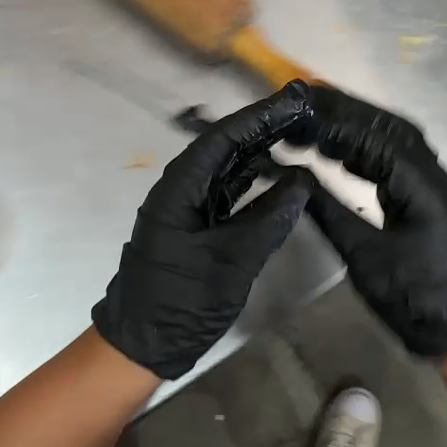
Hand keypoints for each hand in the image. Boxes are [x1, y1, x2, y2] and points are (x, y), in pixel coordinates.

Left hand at [92, 82, 316, 378]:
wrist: (144, 345)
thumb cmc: (181, 301)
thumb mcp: (231, 261)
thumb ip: (269, 219)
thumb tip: (301, 182)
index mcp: (179, 188)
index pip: (223, 138)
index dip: (259, 116)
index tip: (293, 101)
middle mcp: (182, 189)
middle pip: (226, 147)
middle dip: (263, 128)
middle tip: (303, 112)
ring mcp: (189, 209)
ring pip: (228, 169)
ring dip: (260, 151)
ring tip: (297, 134)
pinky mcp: (198, 228)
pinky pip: (229, 193)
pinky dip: (254, 181)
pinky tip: (278, 174)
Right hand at [296, 85, 446, 357]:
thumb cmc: (413, 296)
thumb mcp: (364, 256)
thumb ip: (328, 210)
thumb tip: (291, 175)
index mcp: (422, 185)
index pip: (374, 139)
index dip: (334, 123)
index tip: (298, 112)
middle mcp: (431, 172)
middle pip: (386, 126)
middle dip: (344, 109)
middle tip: (302, 97)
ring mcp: (430, 181)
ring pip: (391, 136)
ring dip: (354, 122)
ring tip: (313, 115)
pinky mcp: (423, 193)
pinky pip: (392, 155)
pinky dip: (362, 144)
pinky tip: (337, 147)